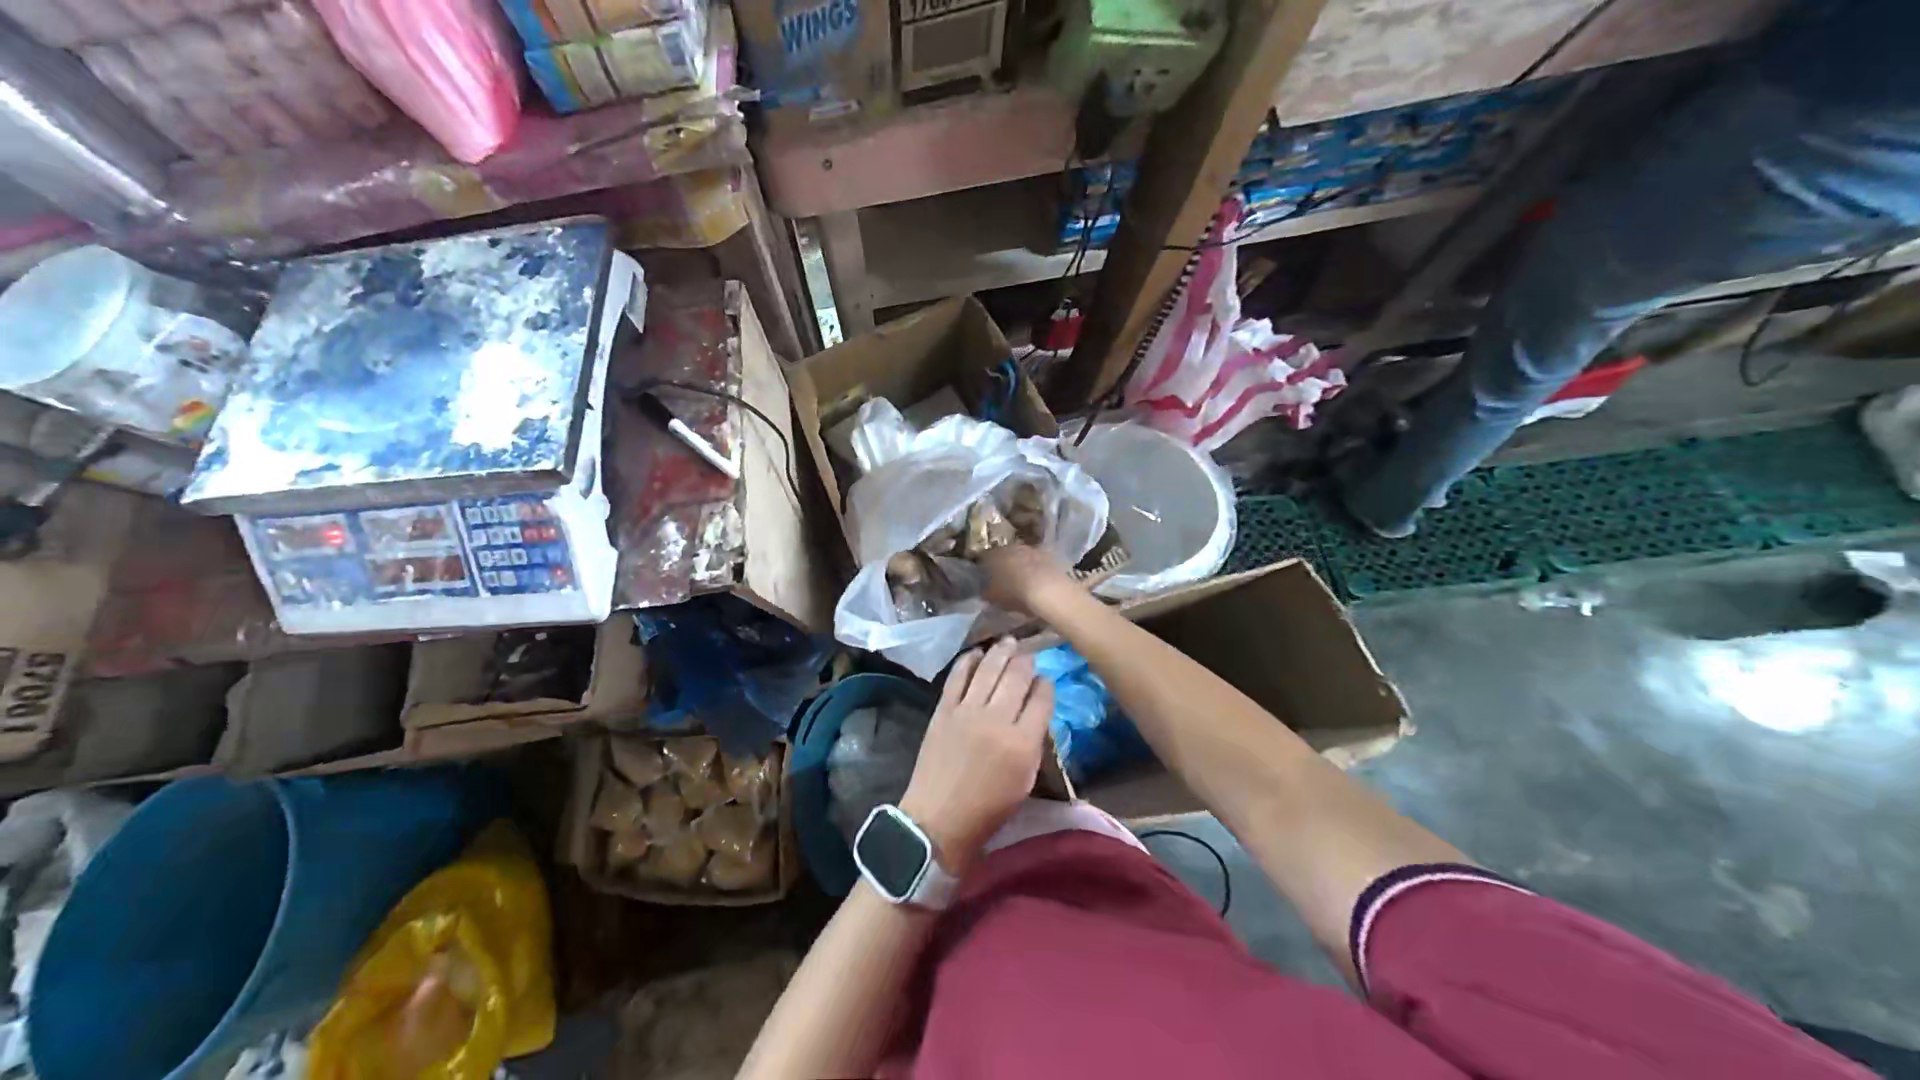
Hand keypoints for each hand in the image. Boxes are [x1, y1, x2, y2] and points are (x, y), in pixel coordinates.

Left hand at [899, 637, 1052, 875]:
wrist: (939, 820)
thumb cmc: (988, 810)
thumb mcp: (1025, 780)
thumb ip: (1033, 744)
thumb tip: (1034, 715)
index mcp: (1023, 743)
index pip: (1042, 699)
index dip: (1046, 685)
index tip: (1045, 681)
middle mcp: (997, 719)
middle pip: (1017, 677)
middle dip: (1026, 662)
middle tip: (1028, 654)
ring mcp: (967, 711)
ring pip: (988, 669)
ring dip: (1000, 652)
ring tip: (1008, 642)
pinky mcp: (944, 710)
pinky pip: (958, 677)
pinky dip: (968, 661)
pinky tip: (976, 652)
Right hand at [980, 544, 1082, 616]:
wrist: (1047, 589)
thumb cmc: (1014, 593)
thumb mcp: (995, 597)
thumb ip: (987, 593)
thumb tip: (985, 591)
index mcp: (995, 555)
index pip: (985, 558)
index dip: (985, 569)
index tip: (986, 578)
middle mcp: (1011, 547)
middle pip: (1005, 555)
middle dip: (1004, 565)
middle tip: (1004, 579)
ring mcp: (1031, 549)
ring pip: (1021, 556)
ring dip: (1021, 566)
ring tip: (1022, 581)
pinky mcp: (1048, 556)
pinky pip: (1037, 562)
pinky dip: (1035, 569)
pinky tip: (1037, 581)